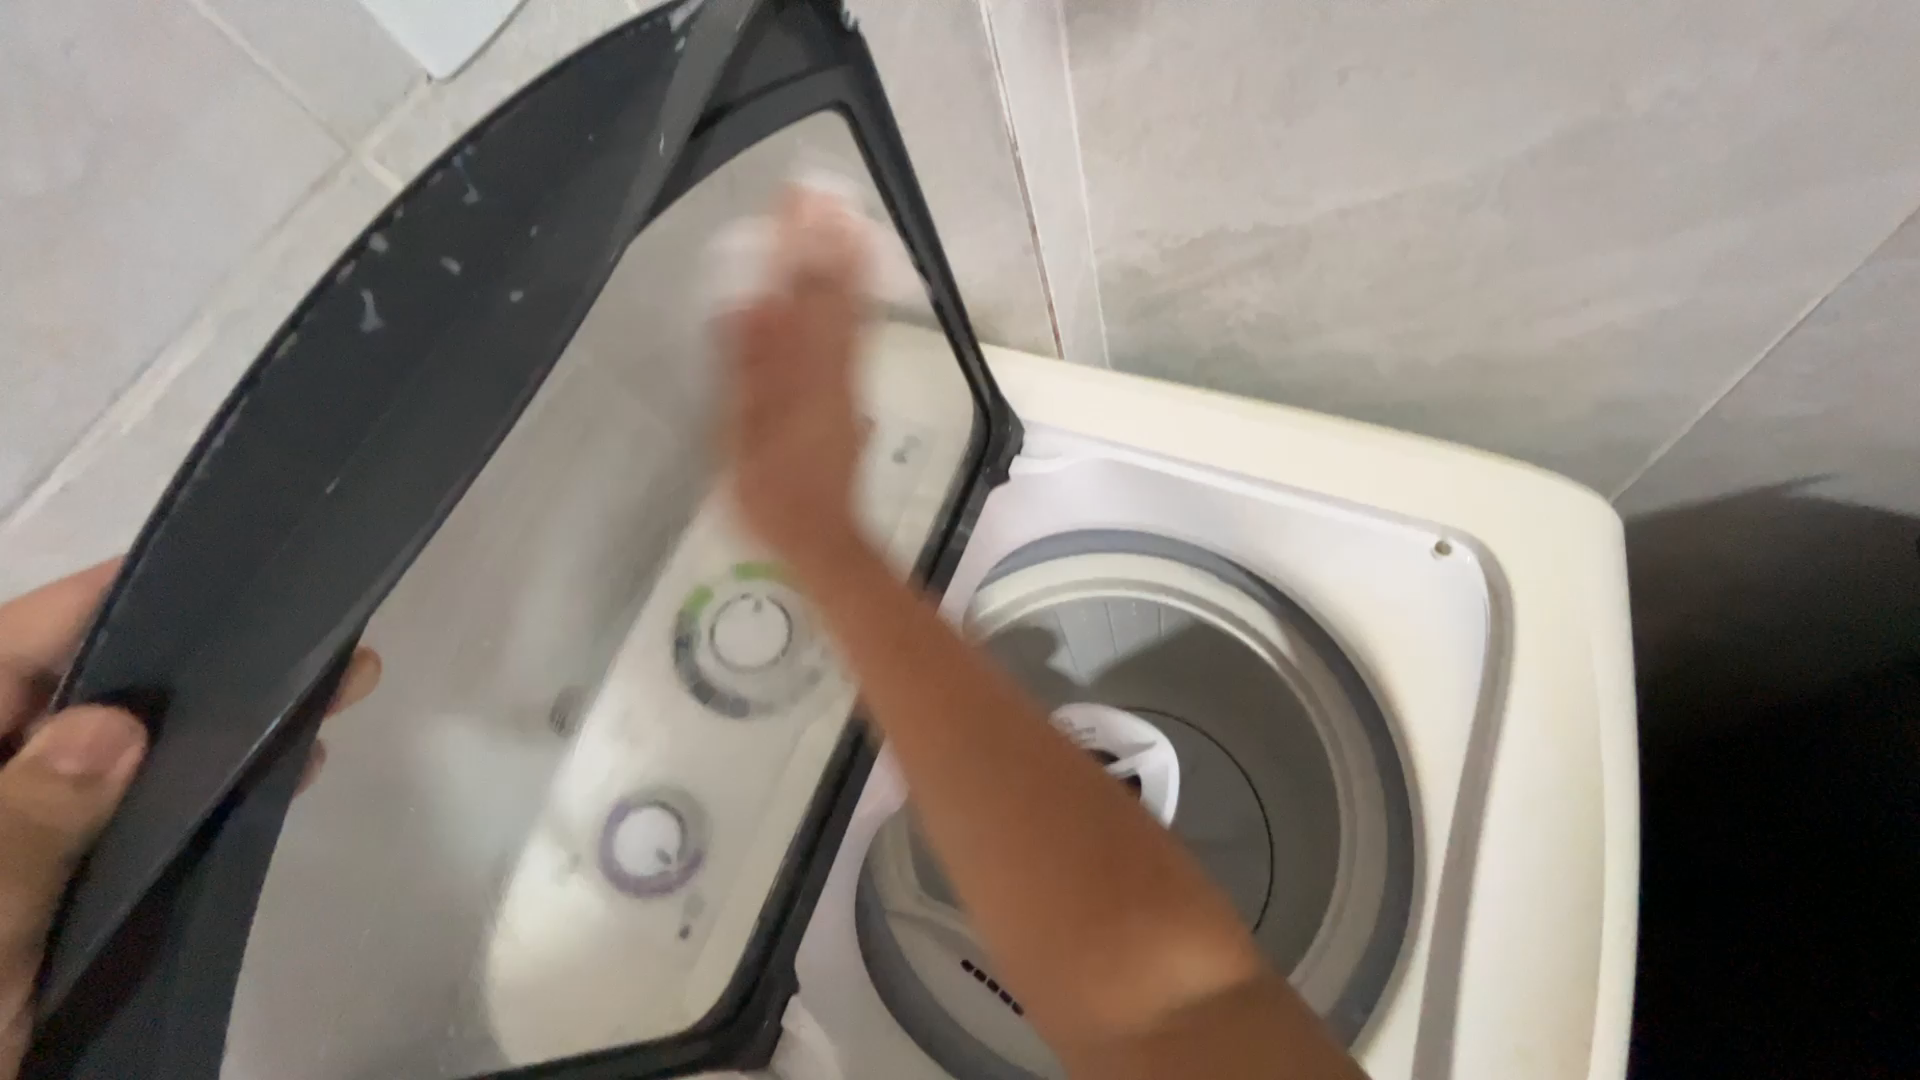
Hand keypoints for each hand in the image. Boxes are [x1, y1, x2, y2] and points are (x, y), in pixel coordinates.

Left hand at [0, 560, 379, 1077]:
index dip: (91, 608)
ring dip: (229, 721)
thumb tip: (111, 728)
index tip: (202, 573)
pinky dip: (218, 781)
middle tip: (309, 633)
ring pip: (129, 752)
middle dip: (201, 665)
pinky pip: (148, 807)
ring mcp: (29, 834)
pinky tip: (287, 766)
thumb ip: (14, 835)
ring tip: (335, 688)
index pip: (0, 662)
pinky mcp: (69, 876)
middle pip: (79, 701)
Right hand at [720, 187, 873, 579]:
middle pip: (835, 303)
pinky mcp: (853, 405)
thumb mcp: (742, 439)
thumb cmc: (773, 498)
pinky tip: (852, 293)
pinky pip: (857, 348)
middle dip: (830, 248)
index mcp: (802, 381)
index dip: (801, 251)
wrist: (824, 541)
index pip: (802, 303)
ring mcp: (849, 390)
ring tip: (845, 226)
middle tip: (826, 198)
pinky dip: (855, 312)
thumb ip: (747, 373)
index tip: (798, 202)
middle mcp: (834, 377)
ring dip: (848, 272)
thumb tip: (750, 306)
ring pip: (852, 321)